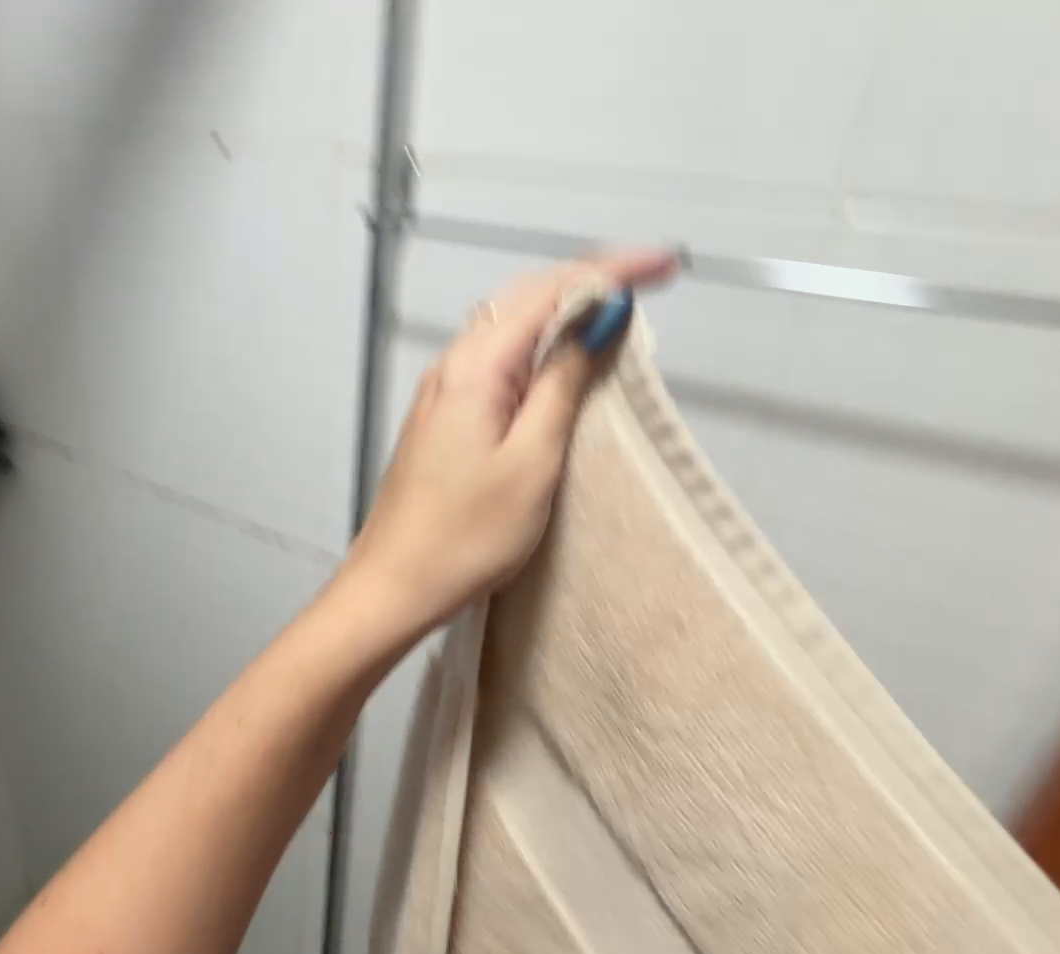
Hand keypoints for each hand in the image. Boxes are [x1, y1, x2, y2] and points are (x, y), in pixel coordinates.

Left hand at [336, 249, 678, 638]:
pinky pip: (493, 361)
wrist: (395, 584)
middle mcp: (452, 366)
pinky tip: (557, 362)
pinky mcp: (440, 418)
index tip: (664, 264)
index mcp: (475, 368)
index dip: (611, 271)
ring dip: (560, 310)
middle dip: (588, 280)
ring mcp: (441, 391)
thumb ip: (563, 384)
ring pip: (507, 327)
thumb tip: (596, 321)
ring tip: (612, 313)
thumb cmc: (465, 536)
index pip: (550, 291)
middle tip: (649, 281)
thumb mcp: (532, 460)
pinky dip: (534, 347)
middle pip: (525, 298)